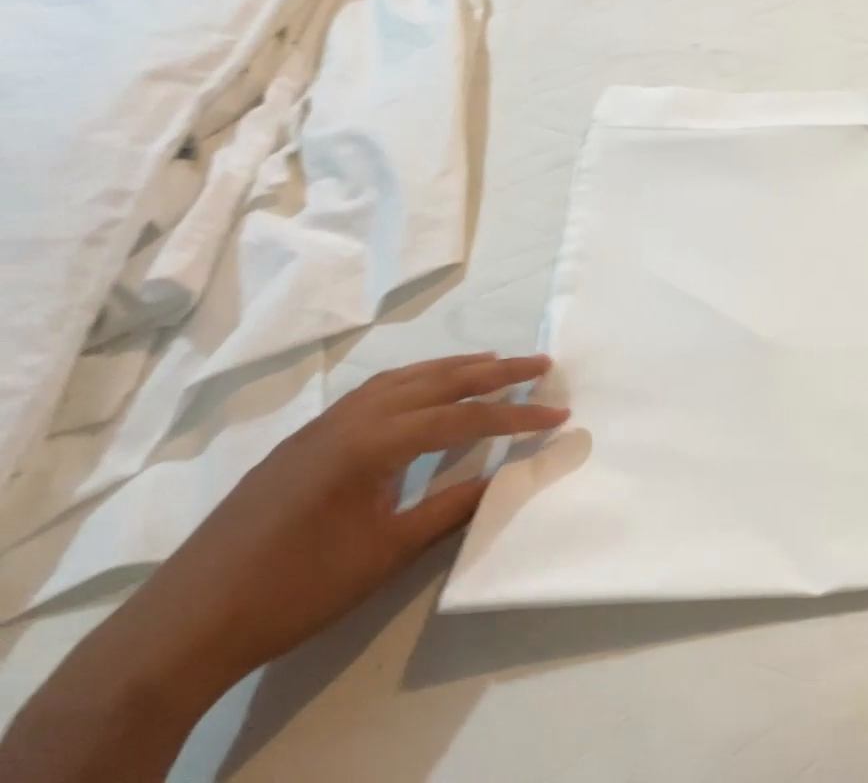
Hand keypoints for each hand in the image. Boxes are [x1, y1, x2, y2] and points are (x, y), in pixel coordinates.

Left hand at [107, 353, 568, 695]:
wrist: (188, 623)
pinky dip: (412, 383)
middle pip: (433, 382)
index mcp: (370, 444)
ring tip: (492, 363)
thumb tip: (502, 475)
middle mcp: (347, 422)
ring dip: (450, 369)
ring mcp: (319, 430)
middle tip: (541, 362)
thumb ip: (449, 507)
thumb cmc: (298, 589)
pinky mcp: (302, 446)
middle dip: (492, 370)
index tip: (560, 414)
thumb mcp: (387, 552)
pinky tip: (423, 394)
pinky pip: (371, 396)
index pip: (461, 418)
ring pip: (398, 381)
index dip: (516, 415)